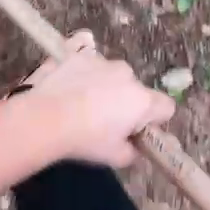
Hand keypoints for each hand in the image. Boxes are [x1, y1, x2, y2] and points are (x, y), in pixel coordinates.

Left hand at [20, 30, 175, 167]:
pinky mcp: (76, 52)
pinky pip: (87, 56)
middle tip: (103, 121)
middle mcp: (126, 74)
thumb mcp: (116, 157)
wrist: (43, 118)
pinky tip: (71, 81)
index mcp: (141, 100)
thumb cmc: (84, 139)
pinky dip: (83, 67)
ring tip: (79, 103)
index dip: (154, 120)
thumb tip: (134, 145)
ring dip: (103, 85)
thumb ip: (133, 151)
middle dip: (125, 102)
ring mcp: (100, 60)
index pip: (165, 107)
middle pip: (135, 89)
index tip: (136, 130)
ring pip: (111, 74)